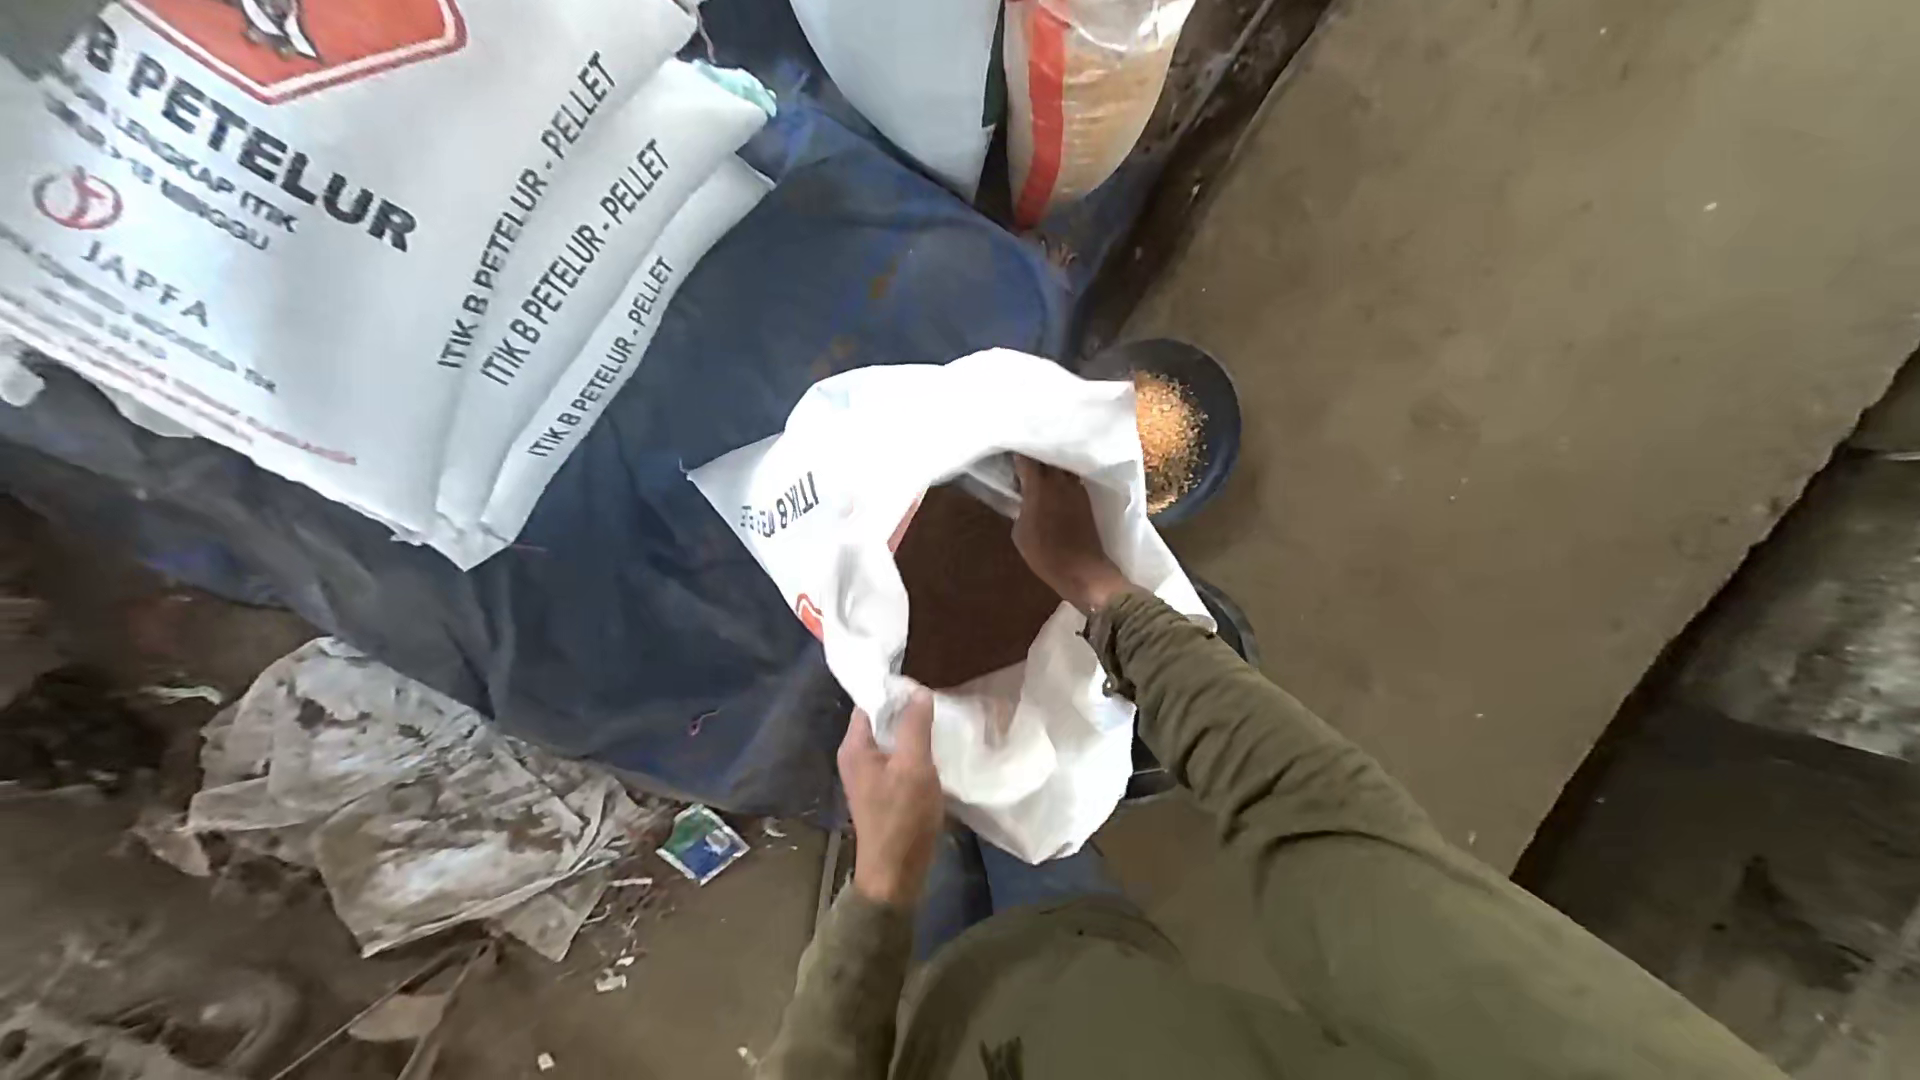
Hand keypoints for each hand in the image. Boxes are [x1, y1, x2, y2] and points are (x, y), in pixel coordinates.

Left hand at [840, 687, 943, 907]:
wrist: (895, 875)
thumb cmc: (902, 817)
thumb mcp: (914, 766)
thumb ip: (915, 726)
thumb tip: (918, 691)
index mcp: (854, 746)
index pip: (869, 702)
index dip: (892, 690)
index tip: (921, 678)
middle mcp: (855, 756)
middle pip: (879, 719)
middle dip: (904, 707)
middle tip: (934, 693)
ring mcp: (867, 774)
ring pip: (889, 738)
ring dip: (910, 729)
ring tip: (937, 715)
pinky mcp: (881, 788)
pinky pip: (895, 756)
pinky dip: (911, 748)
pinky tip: (932, 745)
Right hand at [1011, 455, 1131, 613]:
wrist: (1082, 569)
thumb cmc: (1045, 554)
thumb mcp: (1020, 533)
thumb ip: (1020, 509)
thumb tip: (1022, 500)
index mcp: (1038, 486)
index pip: (1025, 459)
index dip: (1016, 455)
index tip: (1008, 455)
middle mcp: (1059, 481)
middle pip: (1047, 457)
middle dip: (1035, 457)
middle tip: (1023, 462)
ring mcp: (1076, 488)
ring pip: (1062, 467)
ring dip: (1051, 466)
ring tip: (1039, 473)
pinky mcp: (1086, 499)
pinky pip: (1072, 480)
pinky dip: (1062, 479)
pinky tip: (1054, 487)